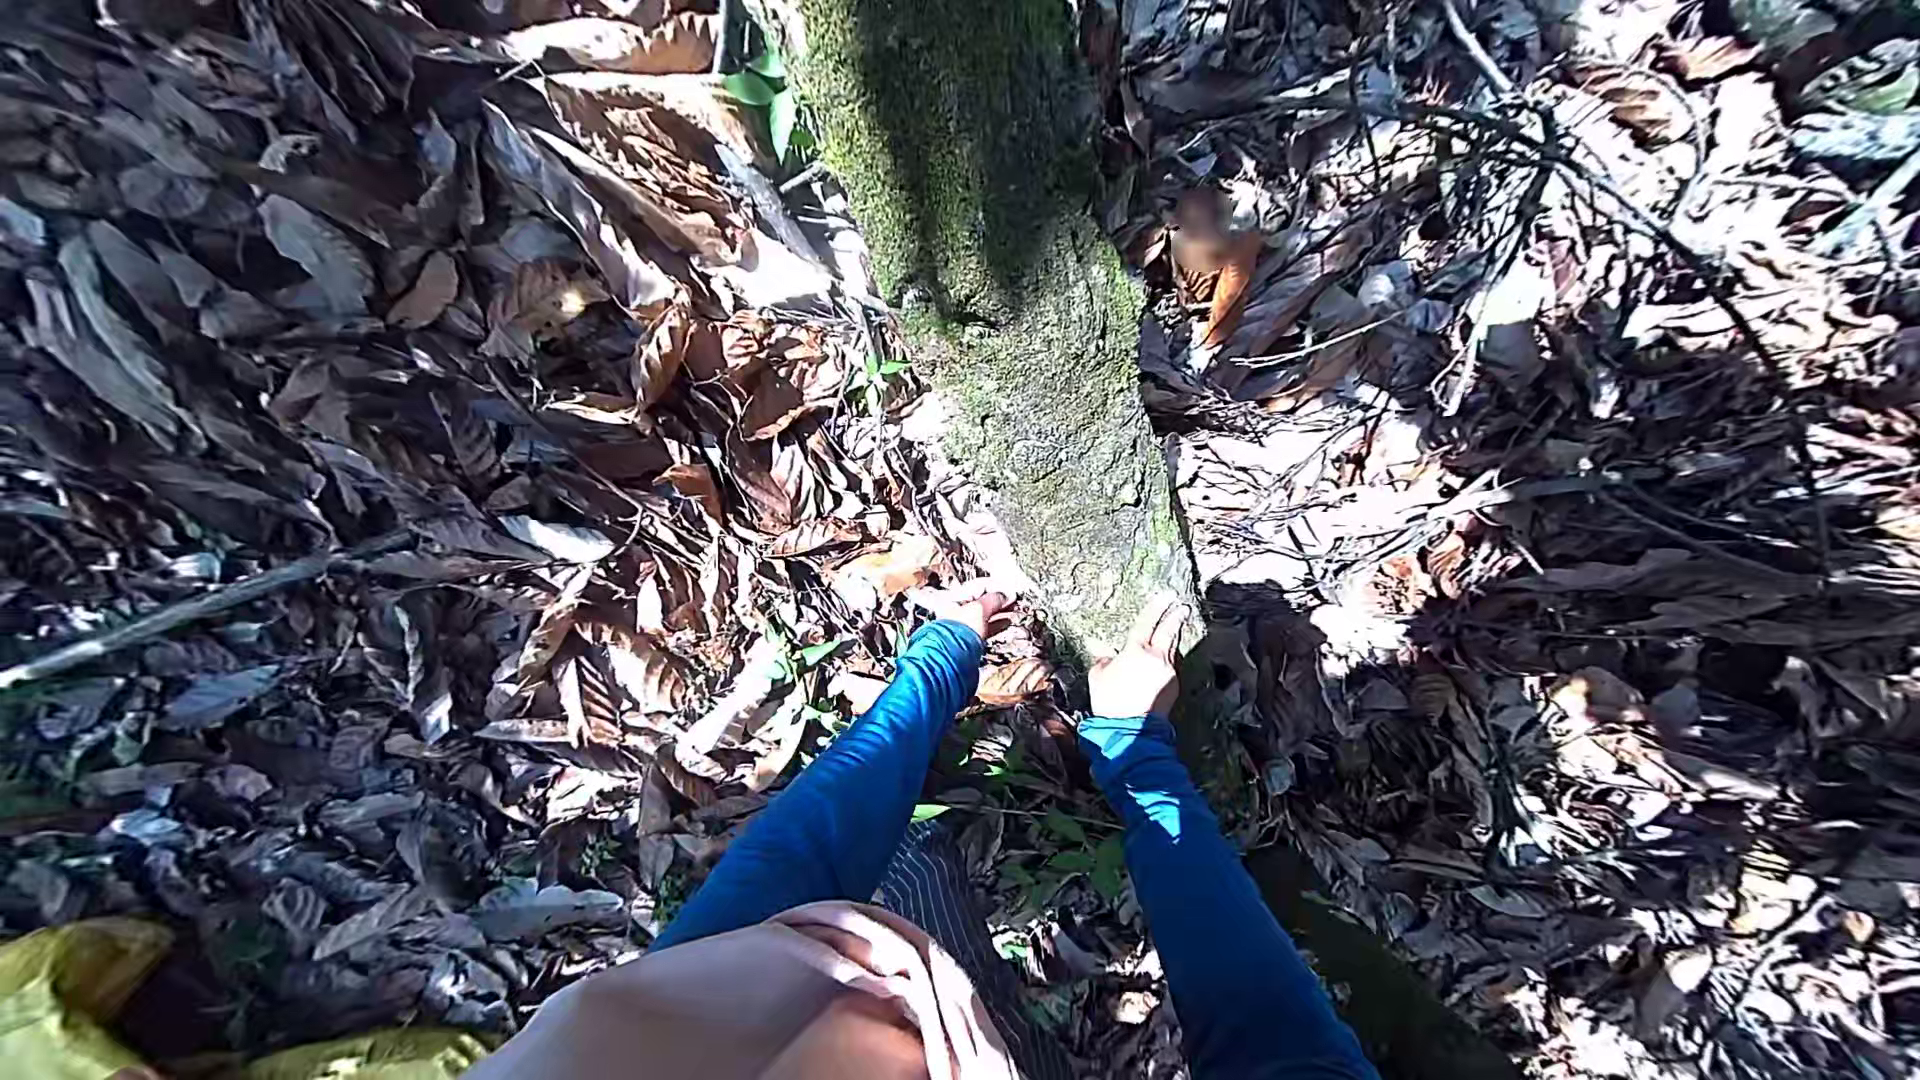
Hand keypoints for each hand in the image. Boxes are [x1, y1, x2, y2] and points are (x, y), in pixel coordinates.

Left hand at [907, 576, 1017, 639]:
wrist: (953, 657)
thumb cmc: (959, 631)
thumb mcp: (979, 608)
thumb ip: (994, 599)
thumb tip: (1006, 595)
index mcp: (955, 598)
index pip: (979, 586)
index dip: (997, 587)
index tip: (1010, 590)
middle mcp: (958, 610)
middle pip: (983, 600)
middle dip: (1000, 599)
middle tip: (1014, 599)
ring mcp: (964, 624)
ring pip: (986, 613)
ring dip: (1001, 610)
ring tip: (1013, 609)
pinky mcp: (971, 638)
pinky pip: (987, 626)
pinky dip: (997, 623)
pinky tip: (1007, 621)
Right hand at [1088, 593, 1190, 718]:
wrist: (1131, 729)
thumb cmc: (1110, 701)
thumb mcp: (1098, 675)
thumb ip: (1105, 660)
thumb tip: (1109, 655)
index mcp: (1136, 651)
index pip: (1146, 623)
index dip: (1155, 607)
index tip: (1165, 596)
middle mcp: (1156, 658)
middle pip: (1168, 632)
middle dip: (1175, 616)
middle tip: (1181, 605)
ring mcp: (1168, 672)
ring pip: (1172, 649)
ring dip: (1173, 637)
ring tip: (1174, 627)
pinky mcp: (1173, 686)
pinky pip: (1171, 666)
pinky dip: (1167, 659)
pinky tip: (1162, 659)